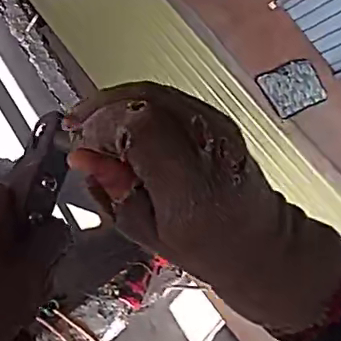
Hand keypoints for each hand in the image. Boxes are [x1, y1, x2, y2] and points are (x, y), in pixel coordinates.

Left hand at [0, 184, 65, 340]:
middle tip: (43, 270)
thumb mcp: (30, 270)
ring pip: (4, 256)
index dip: (36, 203)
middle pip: (11, 225)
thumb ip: (50, 242)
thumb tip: (57, 227)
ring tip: (28, 299)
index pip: (12, 188)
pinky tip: (12, 317)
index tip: (52, 224)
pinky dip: (5, 295)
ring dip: (21, 275)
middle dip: (32, 248)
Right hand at [65, 82, 340, 334]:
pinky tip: (117, 120)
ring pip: (151, 91)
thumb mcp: (147, 233)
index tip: (81, 146)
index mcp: (193, 187)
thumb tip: (82, 158)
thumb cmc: (209, 249)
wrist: (263, 246)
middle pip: (142, 99)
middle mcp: (209, 148)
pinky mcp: (217, 117)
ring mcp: (217, 127)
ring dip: (113, 102)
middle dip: (100, 110)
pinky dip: (133, 102)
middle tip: (77, 130)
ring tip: (91, 124)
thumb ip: (112, 192)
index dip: (100, 129)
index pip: (139, 127)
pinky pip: (164, 95)